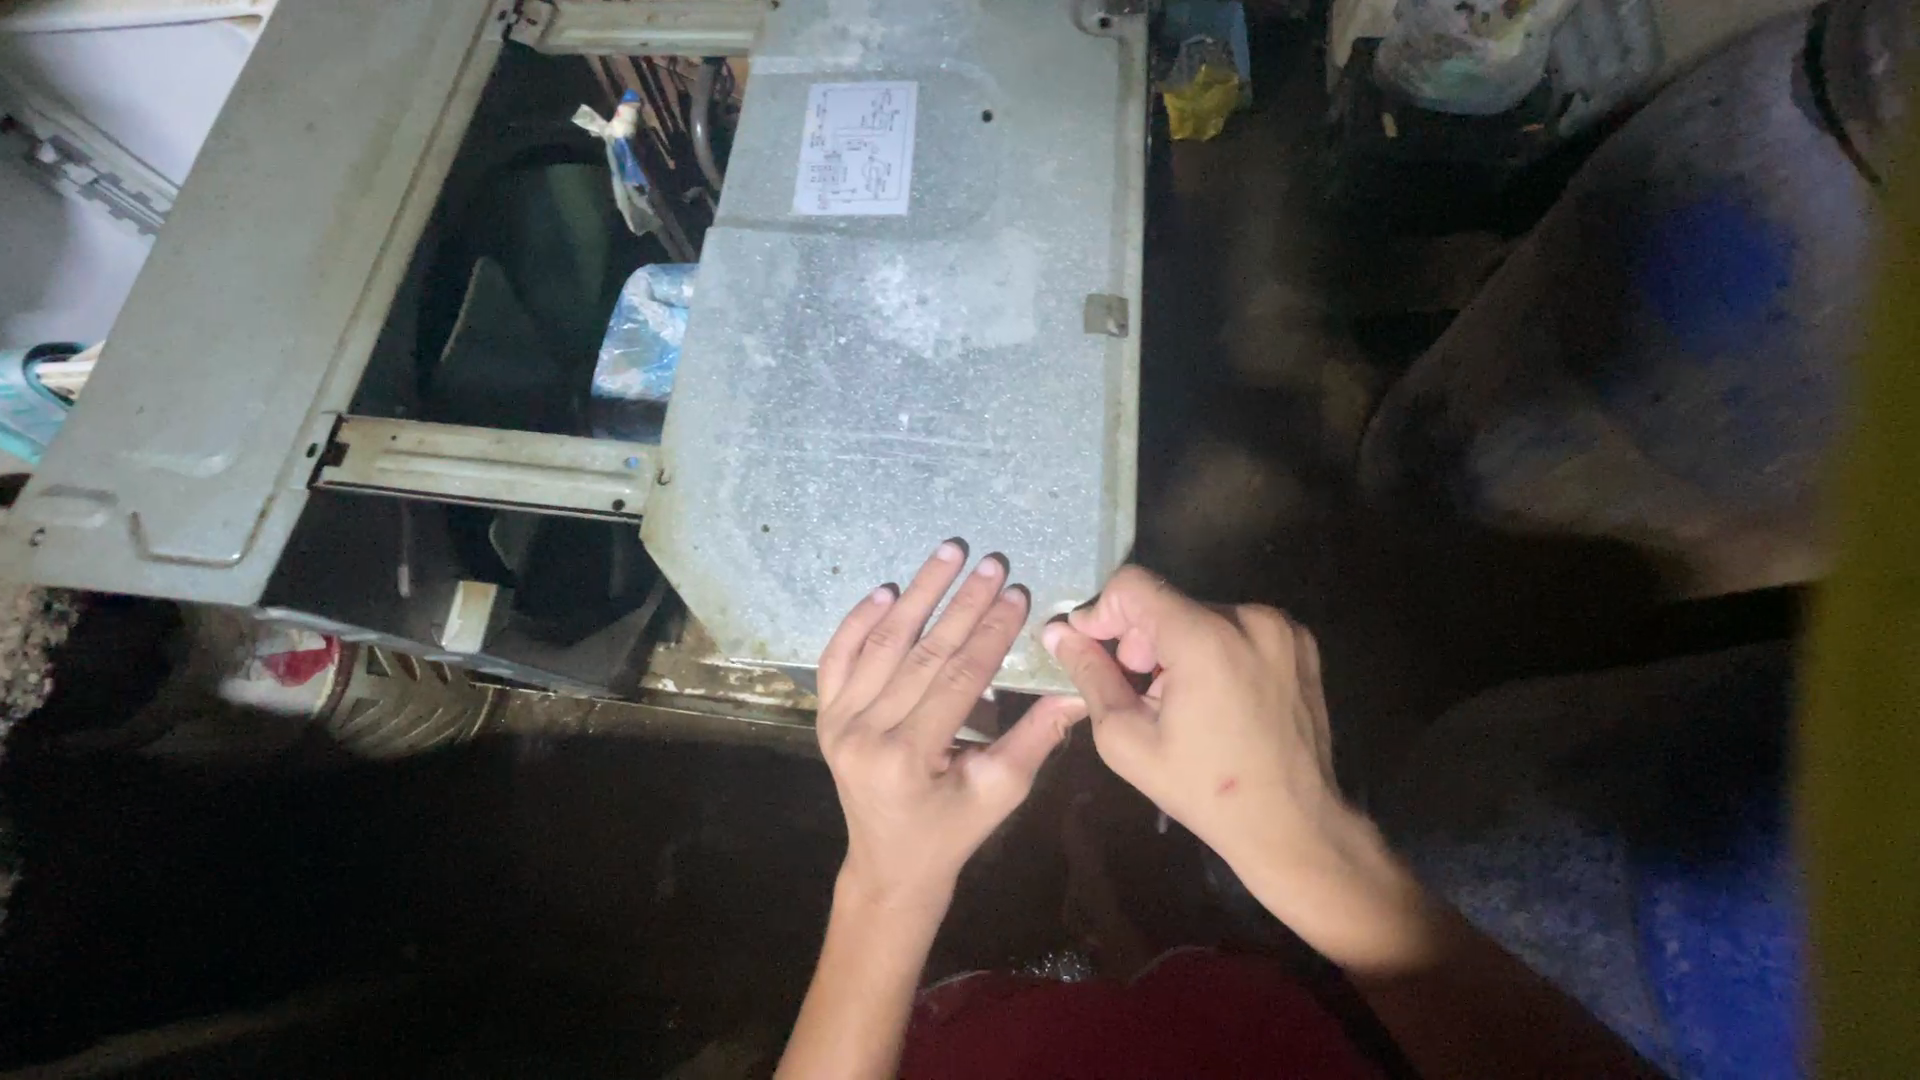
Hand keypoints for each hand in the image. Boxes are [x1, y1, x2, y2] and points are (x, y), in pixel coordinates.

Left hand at [816, 541, 1086, 913]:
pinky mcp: (825, 715)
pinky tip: (887, 589)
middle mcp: (862, 734)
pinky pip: (837, 658)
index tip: (1017, 592)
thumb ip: (1035, 738)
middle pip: (921, 654)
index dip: (991, 632)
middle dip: (961, 603)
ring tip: (947, 554)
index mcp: (908, 758)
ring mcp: (836, 722)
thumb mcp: (999, 792)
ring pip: (880, 645)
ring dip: (916, 595)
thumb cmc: (951, 832)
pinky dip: (859, 620)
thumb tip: (1076, 691)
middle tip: (990, 562)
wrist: (889, 864)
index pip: (957, 678)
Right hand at [1043, 567, 1423, 968]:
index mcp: (1204, 639)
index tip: (1092, 646)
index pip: (1132, 584)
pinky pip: (1236, 627)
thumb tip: (1057, 634)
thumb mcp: (1126, 739)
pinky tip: (1215, 696)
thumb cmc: (1203, 788)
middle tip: (1137, 687)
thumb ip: (1089, 675)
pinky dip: (1214, 649)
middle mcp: (1248, 618)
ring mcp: (1282, 629)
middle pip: (1166, 601)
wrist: (1294, 826)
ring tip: (1178, 697)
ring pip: (1200, 613)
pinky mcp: (1301, 642)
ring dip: (1175, 644)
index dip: (1101, 611)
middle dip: (1139, 636)